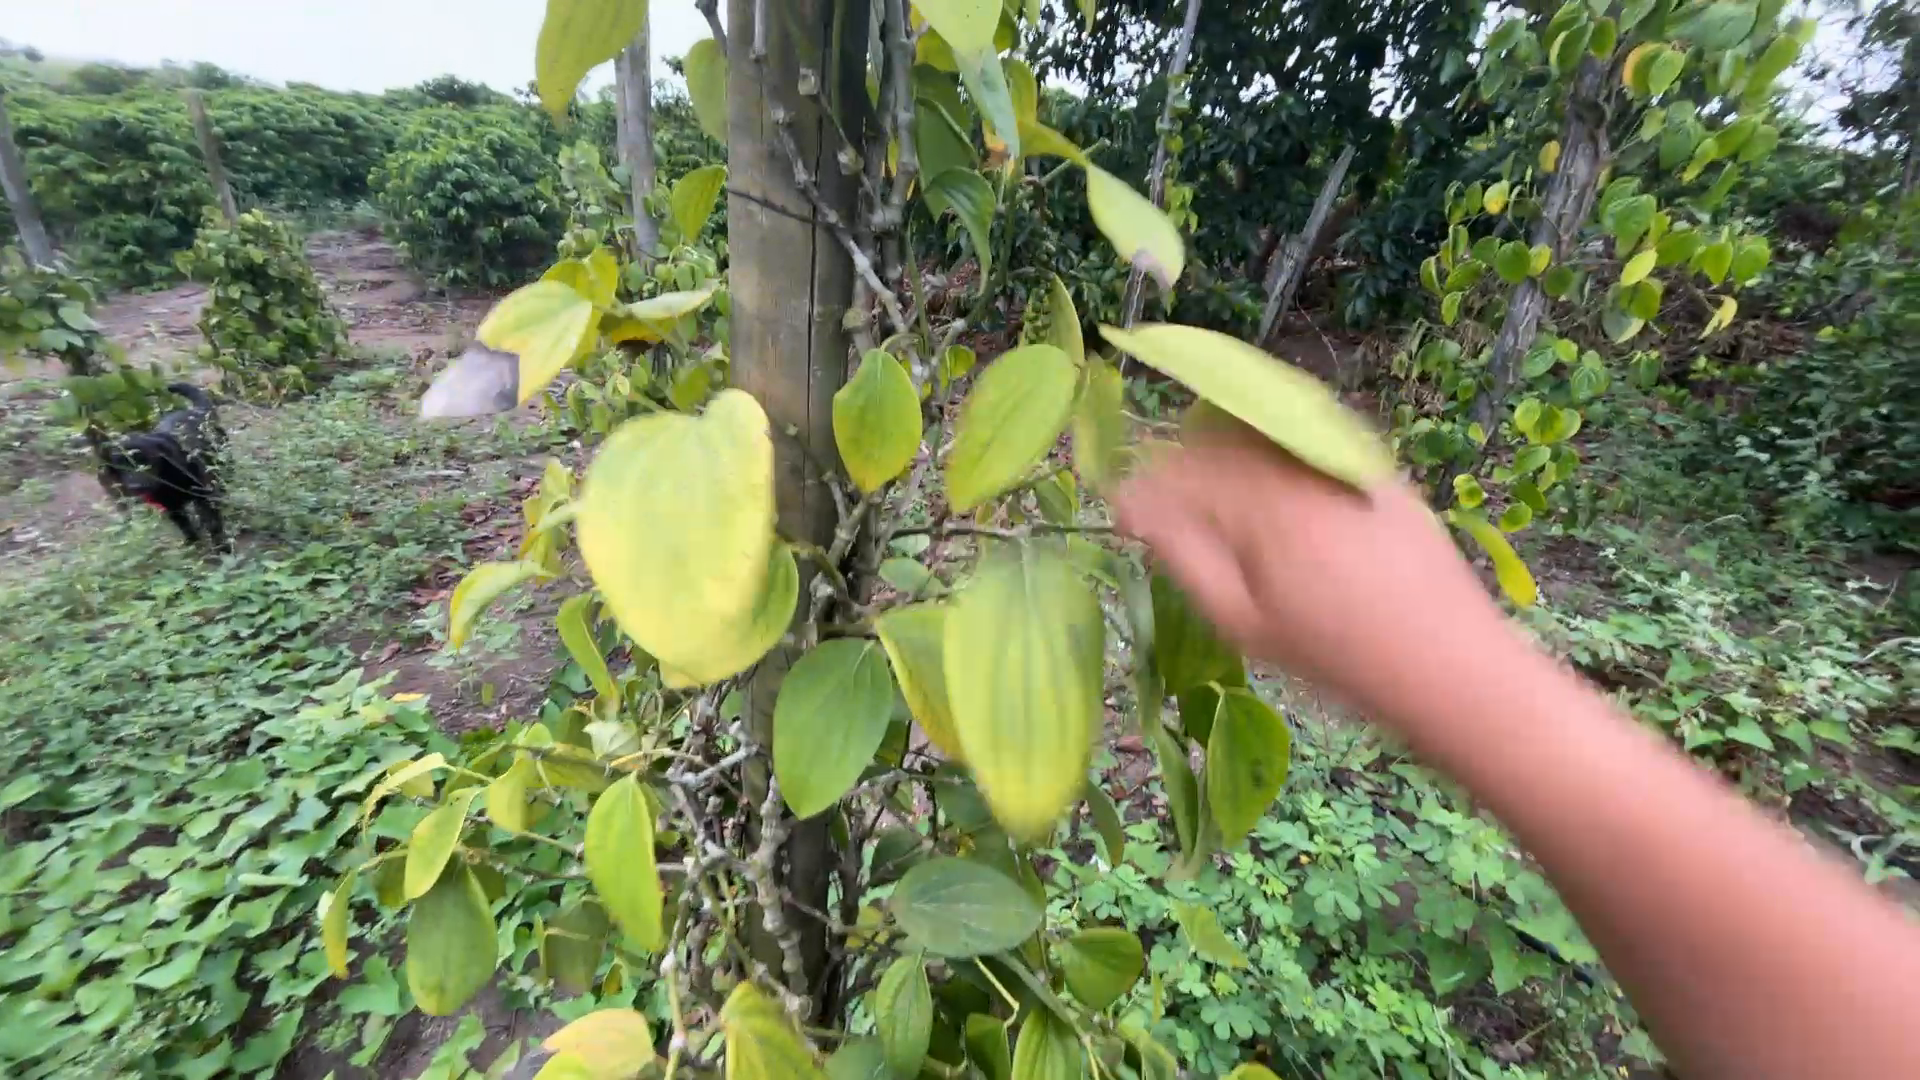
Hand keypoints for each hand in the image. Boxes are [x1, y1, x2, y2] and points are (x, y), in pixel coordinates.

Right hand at [1114, 428, 1528, 733]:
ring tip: (1198, 489)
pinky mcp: (1375, 472)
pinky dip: (1266, 451)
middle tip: (1154, 501)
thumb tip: (1138, 512)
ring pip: (1259, 437)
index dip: (1141, 488)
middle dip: (1174, 465)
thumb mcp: (1242, 619)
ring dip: (1216, 453)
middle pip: (1216, 445)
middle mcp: (1302, 468)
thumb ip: (1184, 555)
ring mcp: (1344, 465)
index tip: (1119, 509)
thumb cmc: (1333, 655)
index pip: (1181, 474)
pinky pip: (1304, 442)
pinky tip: (1259, 483)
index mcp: (1265, 505)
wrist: (1450, 667)